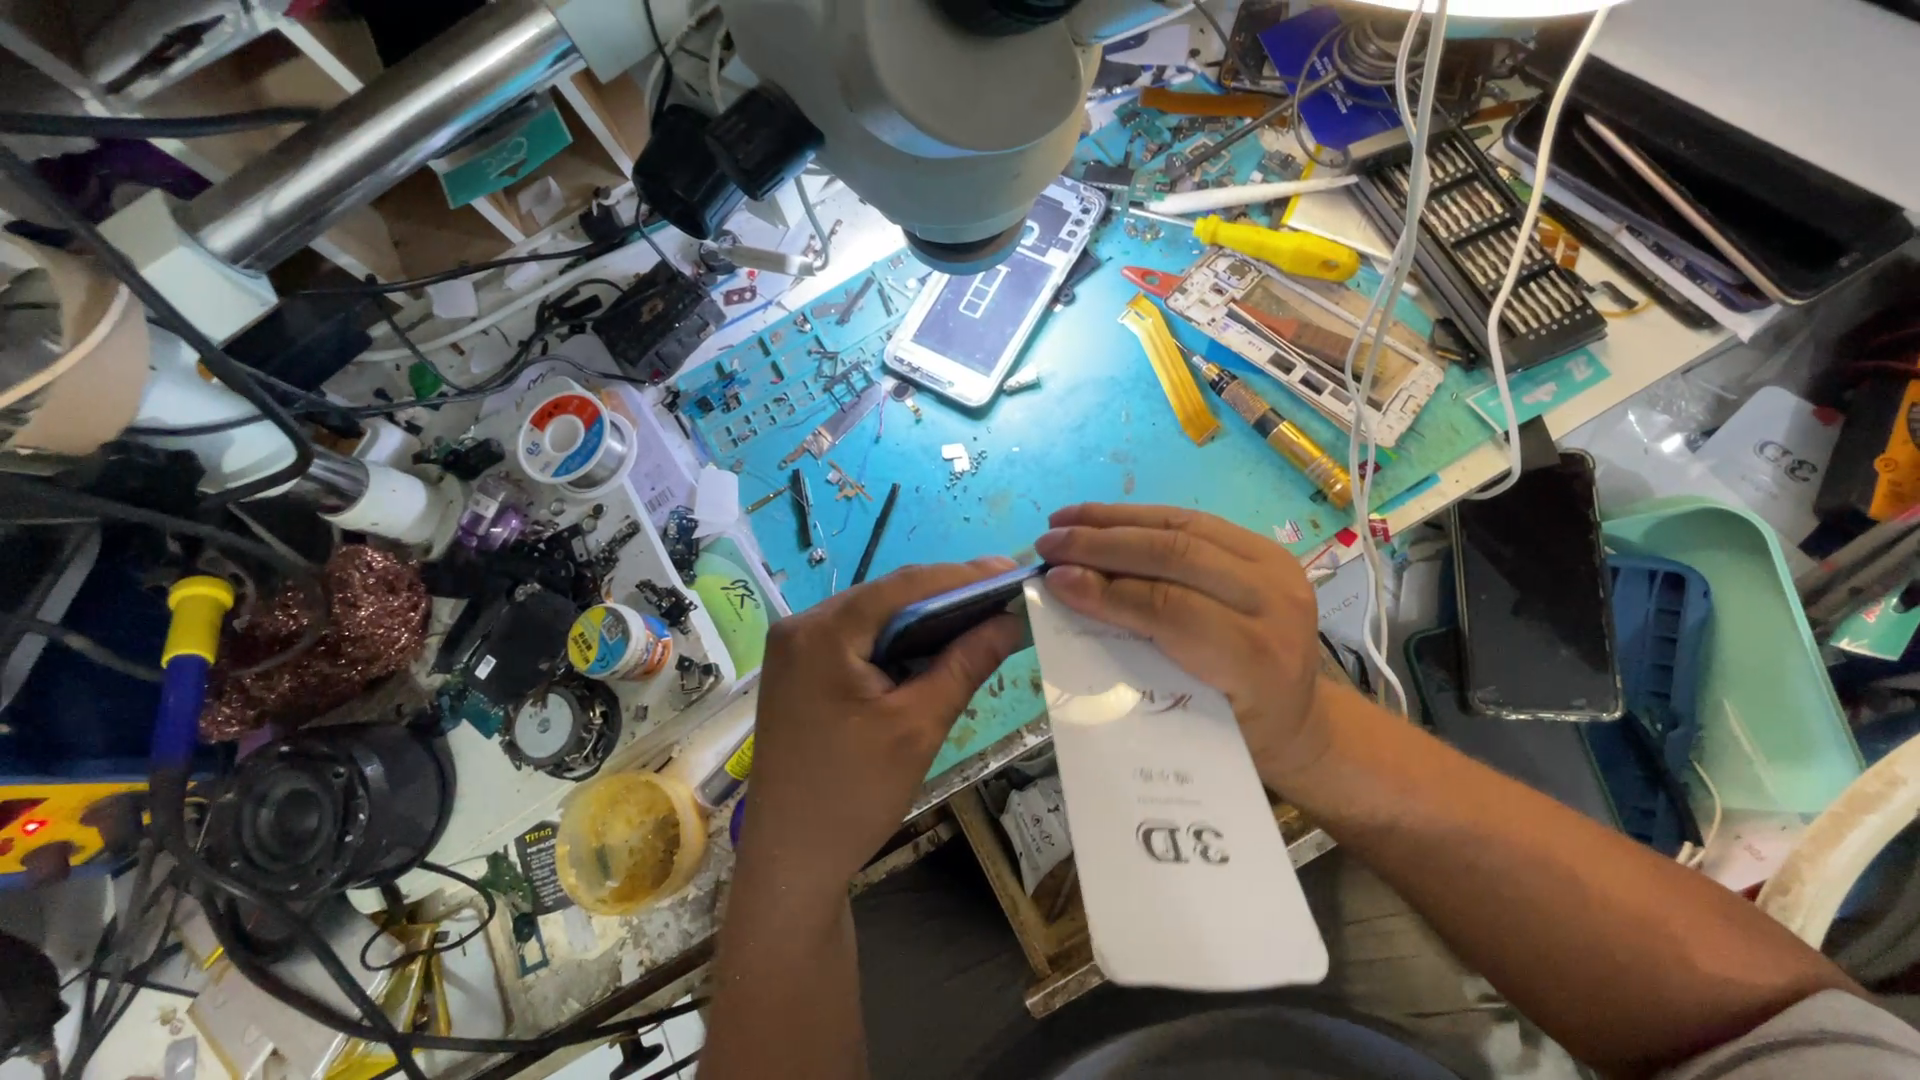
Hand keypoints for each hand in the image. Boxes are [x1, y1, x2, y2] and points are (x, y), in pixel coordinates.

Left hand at [743, 558, 1025, 891]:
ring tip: (979, 621)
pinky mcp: (799, 672)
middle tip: (1004, 600)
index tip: (1013, 572)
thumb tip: (1010, 621)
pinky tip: (933, 650)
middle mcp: (800, 627)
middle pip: (886, 598)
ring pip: (872, 618)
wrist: (791, 860)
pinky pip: (856, 641)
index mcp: (822, 633)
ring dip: (923, 621)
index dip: (962, 576)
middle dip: (946, 598)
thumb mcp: (919, 726)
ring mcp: (794, 650)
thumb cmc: (854, 794)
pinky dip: (895, 643)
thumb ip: (964, 664)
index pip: (904, 586)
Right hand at [1033, 504, 1329, 784]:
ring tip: (1064, 521)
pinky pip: (1195, 521)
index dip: (1109, 591)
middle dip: (1102, 545)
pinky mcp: (1267, 548)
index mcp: (1258, 659)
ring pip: (1184, 526)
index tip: (1055, 581)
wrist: (1298, 717)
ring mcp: (1277, 567)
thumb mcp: (1184, 713)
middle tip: (1048, 545)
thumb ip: (1133, 659)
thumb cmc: (1234, 730)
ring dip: (1115, 520)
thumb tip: (1070, 599)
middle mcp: (1276, 603)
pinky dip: (1142, 517)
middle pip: (1178, 556)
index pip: (1172, 610)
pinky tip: (1102, 518)